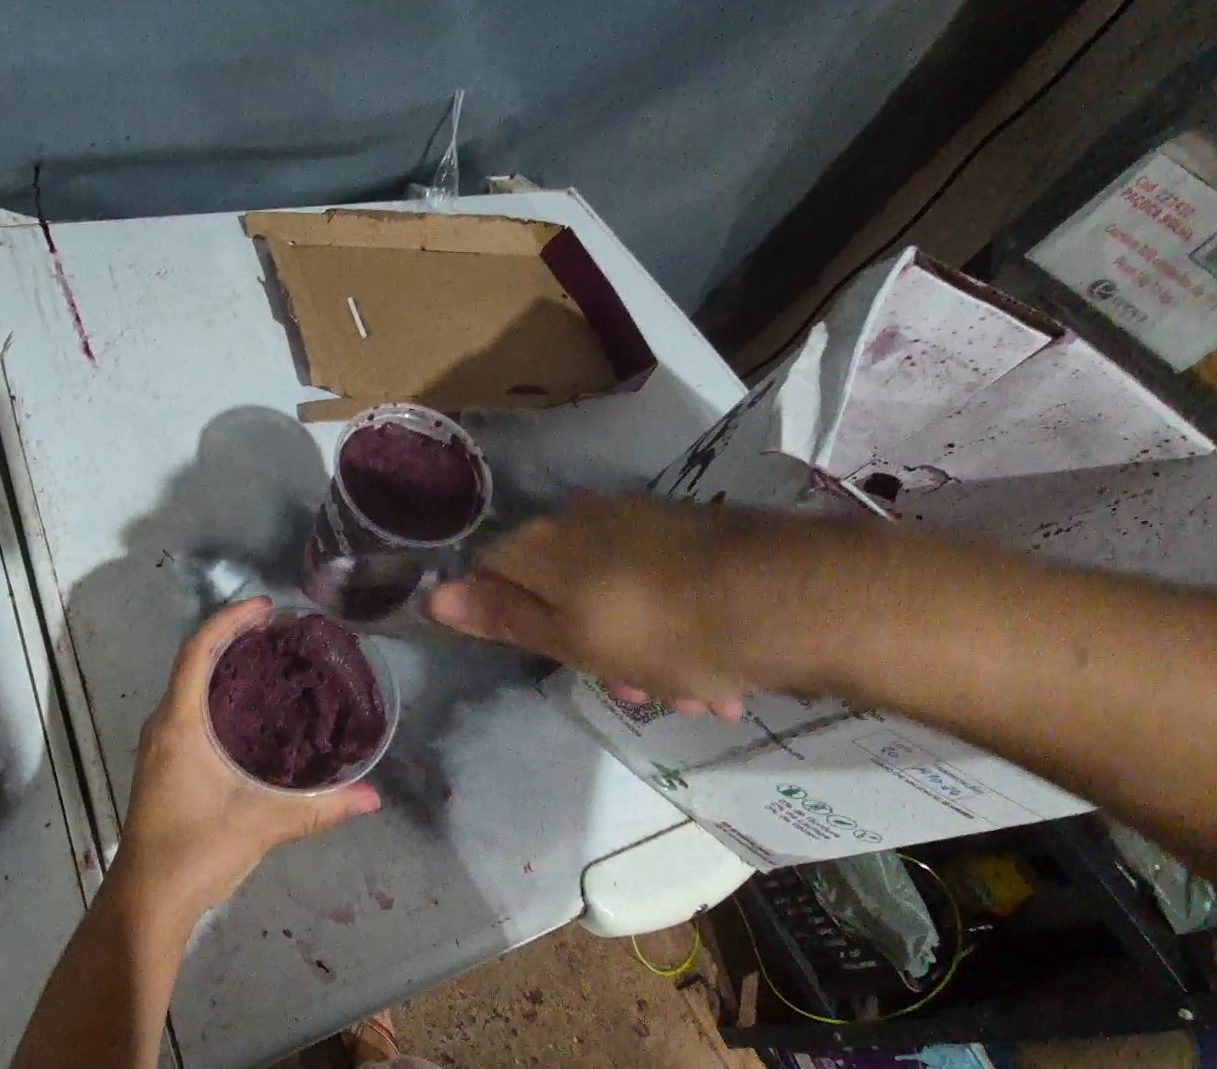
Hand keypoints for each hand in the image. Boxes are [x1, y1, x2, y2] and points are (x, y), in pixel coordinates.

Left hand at [112, 597, 382, 922]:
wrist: (146, 901)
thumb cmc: (194, 852)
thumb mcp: (260, 825)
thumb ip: (318, 808)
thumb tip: (372, 797)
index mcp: (179, 725)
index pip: (198, 652)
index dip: (229, 621)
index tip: (266, 609)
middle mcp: (164, 725)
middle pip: (195, 661)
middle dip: (233, 636)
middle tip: (279, 630)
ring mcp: (161, 744)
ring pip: (191, 685)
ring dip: (224, 664)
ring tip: (271, 658)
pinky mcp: (166, 762)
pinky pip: (191, 707)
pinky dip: (219, 691)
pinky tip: (252, 708)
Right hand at [426, 492, 837, 720]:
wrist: (785, 598)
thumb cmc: (657, 630)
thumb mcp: (569, 637)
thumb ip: (500, 617)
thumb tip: (431, 596)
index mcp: (543, 545)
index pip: (492, 575)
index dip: (511, 622)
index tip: (553, 662)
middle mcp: (584, 522)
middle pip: (561, 590)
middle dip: (591, 648)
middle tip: (634, 693)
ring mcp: (641, 523)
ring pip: (618, 596)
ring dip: (643, 650)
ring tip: (695, 695)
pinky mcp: (692, 534)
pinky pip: (664, 587)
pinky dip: (679, 629)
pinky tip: (719, 671)